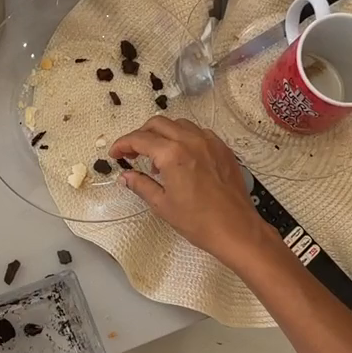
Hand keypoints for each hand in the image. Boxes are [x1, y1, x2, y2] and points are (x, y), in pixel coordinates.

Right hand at [111, 117, 274, 265]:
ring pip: (179, 124)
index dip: (123, 144)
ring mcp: (210, 142)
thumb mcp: (162, 204)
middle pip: (158, 123)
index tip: (116, 153)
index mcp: (173, 154)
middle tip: (132, 153)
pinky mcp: (222, 148)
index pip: (140, 139)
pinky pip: (198, 133)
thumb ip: (141, 185)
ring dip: (162, 134)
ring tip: (157, 157)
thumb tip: (126, 176)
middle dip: (141, 135)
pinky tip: (181, 158)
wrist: (235, 229)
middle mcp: (191, 141)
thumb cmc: (199, 221)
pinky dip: (183, 138)